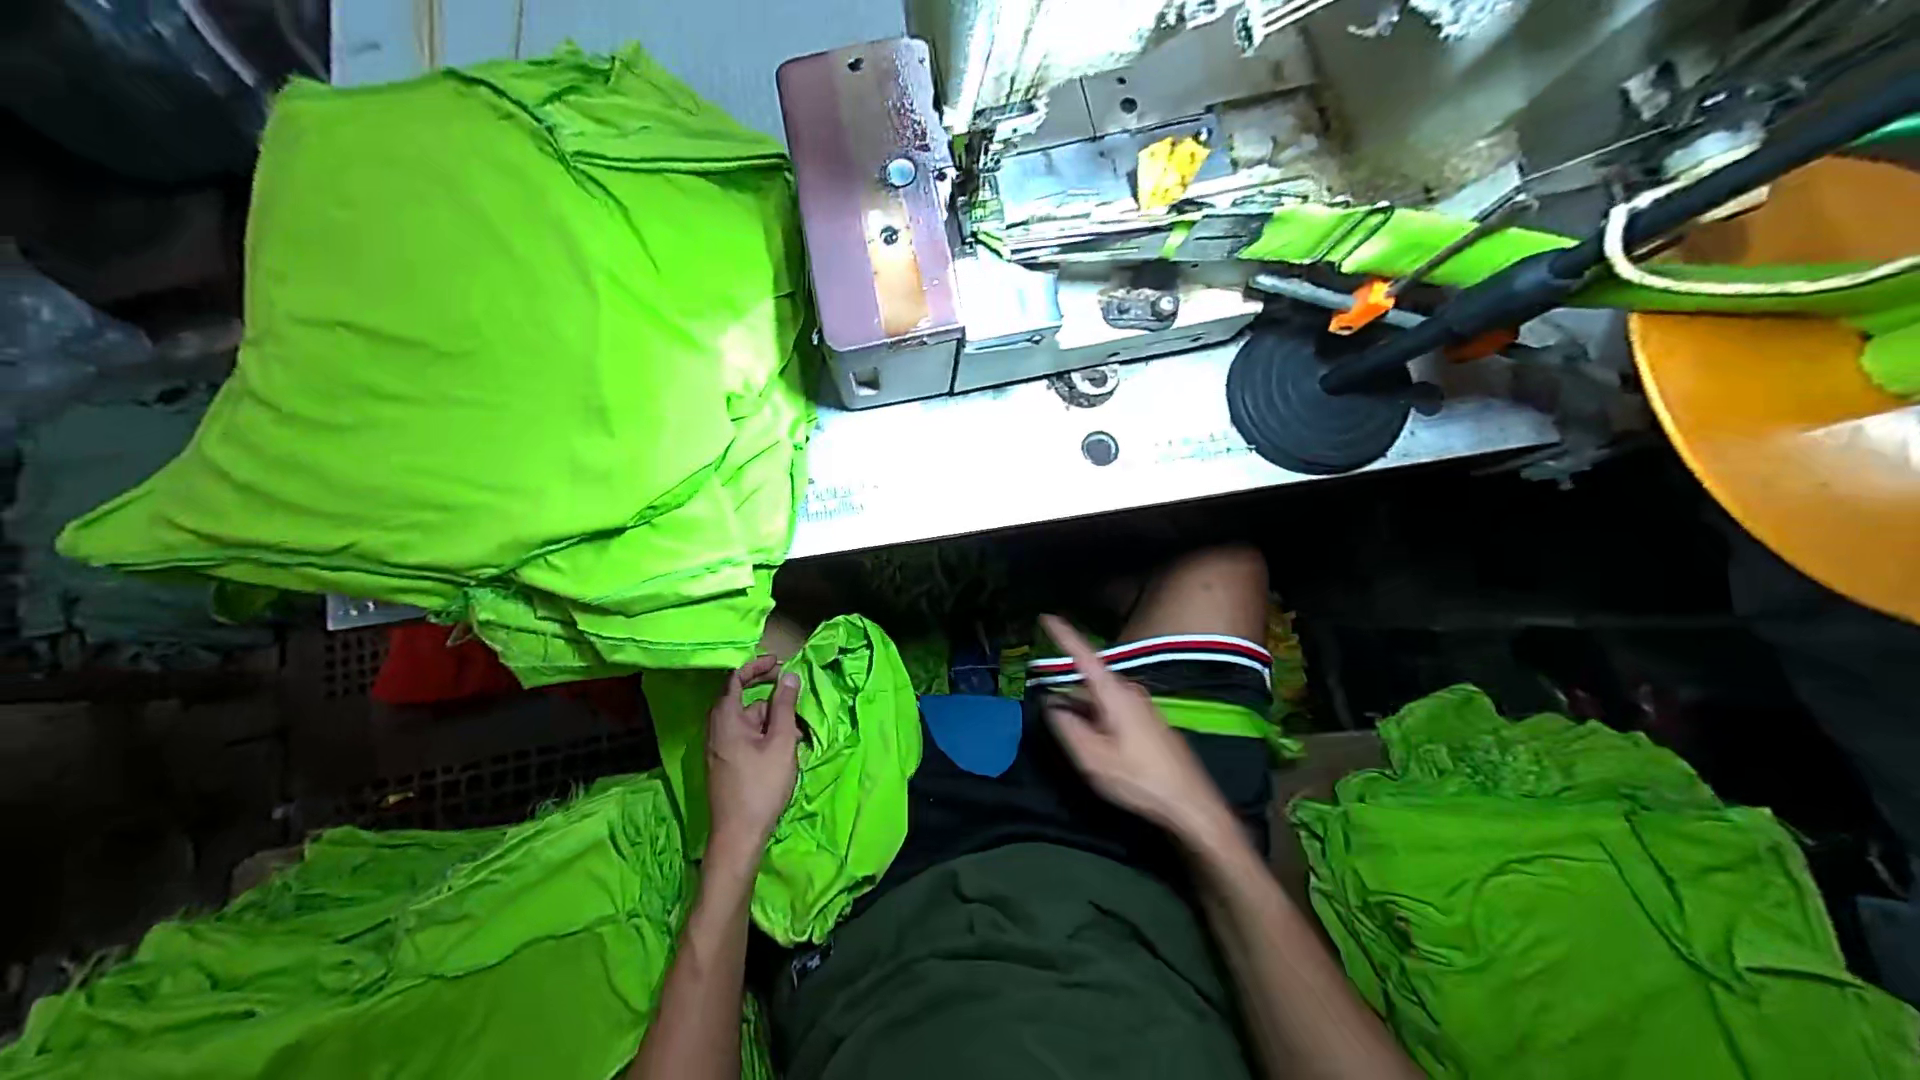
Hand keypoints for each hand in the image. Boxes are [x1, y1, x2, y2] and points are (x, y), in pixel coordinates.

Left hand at [705, 655, 801, 873]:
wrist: (738, 835)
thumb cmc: (761, 785)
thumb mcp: (781, 742)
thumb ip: (785, 706)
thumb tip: (789, 676)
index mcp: (725, 719)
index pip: (735, 679)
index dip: (756, 666)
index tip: (779, 663)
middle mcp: (716, 730)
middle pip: (744, 701)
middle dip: (772, 700)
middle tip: (796, 704)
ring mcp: (718, 749)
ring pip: (748, 722)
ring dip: (772, 722)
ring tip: (796, 737)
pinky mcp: (724, 764)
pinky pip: (745, 738)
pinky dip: (765, 736)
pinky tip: (783, 752)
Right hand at [1039, 614, 1239, 847]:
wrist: (1190, 802)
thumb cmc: (1139, 779)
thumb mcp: (1093, 759)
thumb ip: (1068, 727)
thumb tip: (1053, 705)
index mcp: (1115, 694)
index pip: (1084, 655)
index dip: (1064, 635)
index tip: (1047, 617)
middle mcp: (1130, 692)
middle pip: (1090, 681)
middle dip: (1068, 690)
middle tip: (1051, 707)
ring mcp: (1142, 706)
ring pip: (1101, 698)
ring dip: (1083, 710)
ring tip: (1072, 734)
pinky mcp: (1148, 721)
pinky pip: (1113, 709)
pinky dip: (1097, 718)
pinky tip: (1094, 742)